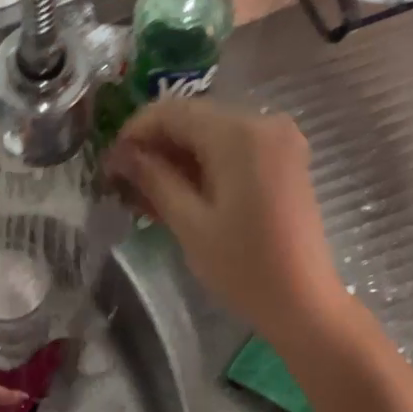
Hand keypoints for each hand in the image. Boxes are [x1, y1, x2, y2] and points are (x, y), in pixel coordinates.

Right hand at [106, 99, 343, 326]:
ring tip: (146, 196)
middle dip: (156, 147)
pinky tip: (181, 196)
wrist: (302, 300)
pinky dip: (204, 167)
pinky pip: (234, 151)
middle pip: (194, 120)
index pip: (173, 111)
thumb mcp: (189, 224)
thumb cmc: (243, 266)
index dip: (135, 132)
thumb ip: (154, 180)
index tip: (109, 163)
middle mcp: (263, 122)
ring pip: (213, 136)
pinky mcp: (285, 162)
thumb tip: (120, 154)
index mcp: (239, 134)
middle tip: (123, 184)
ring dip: (178, 159)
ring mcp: (279, 141)